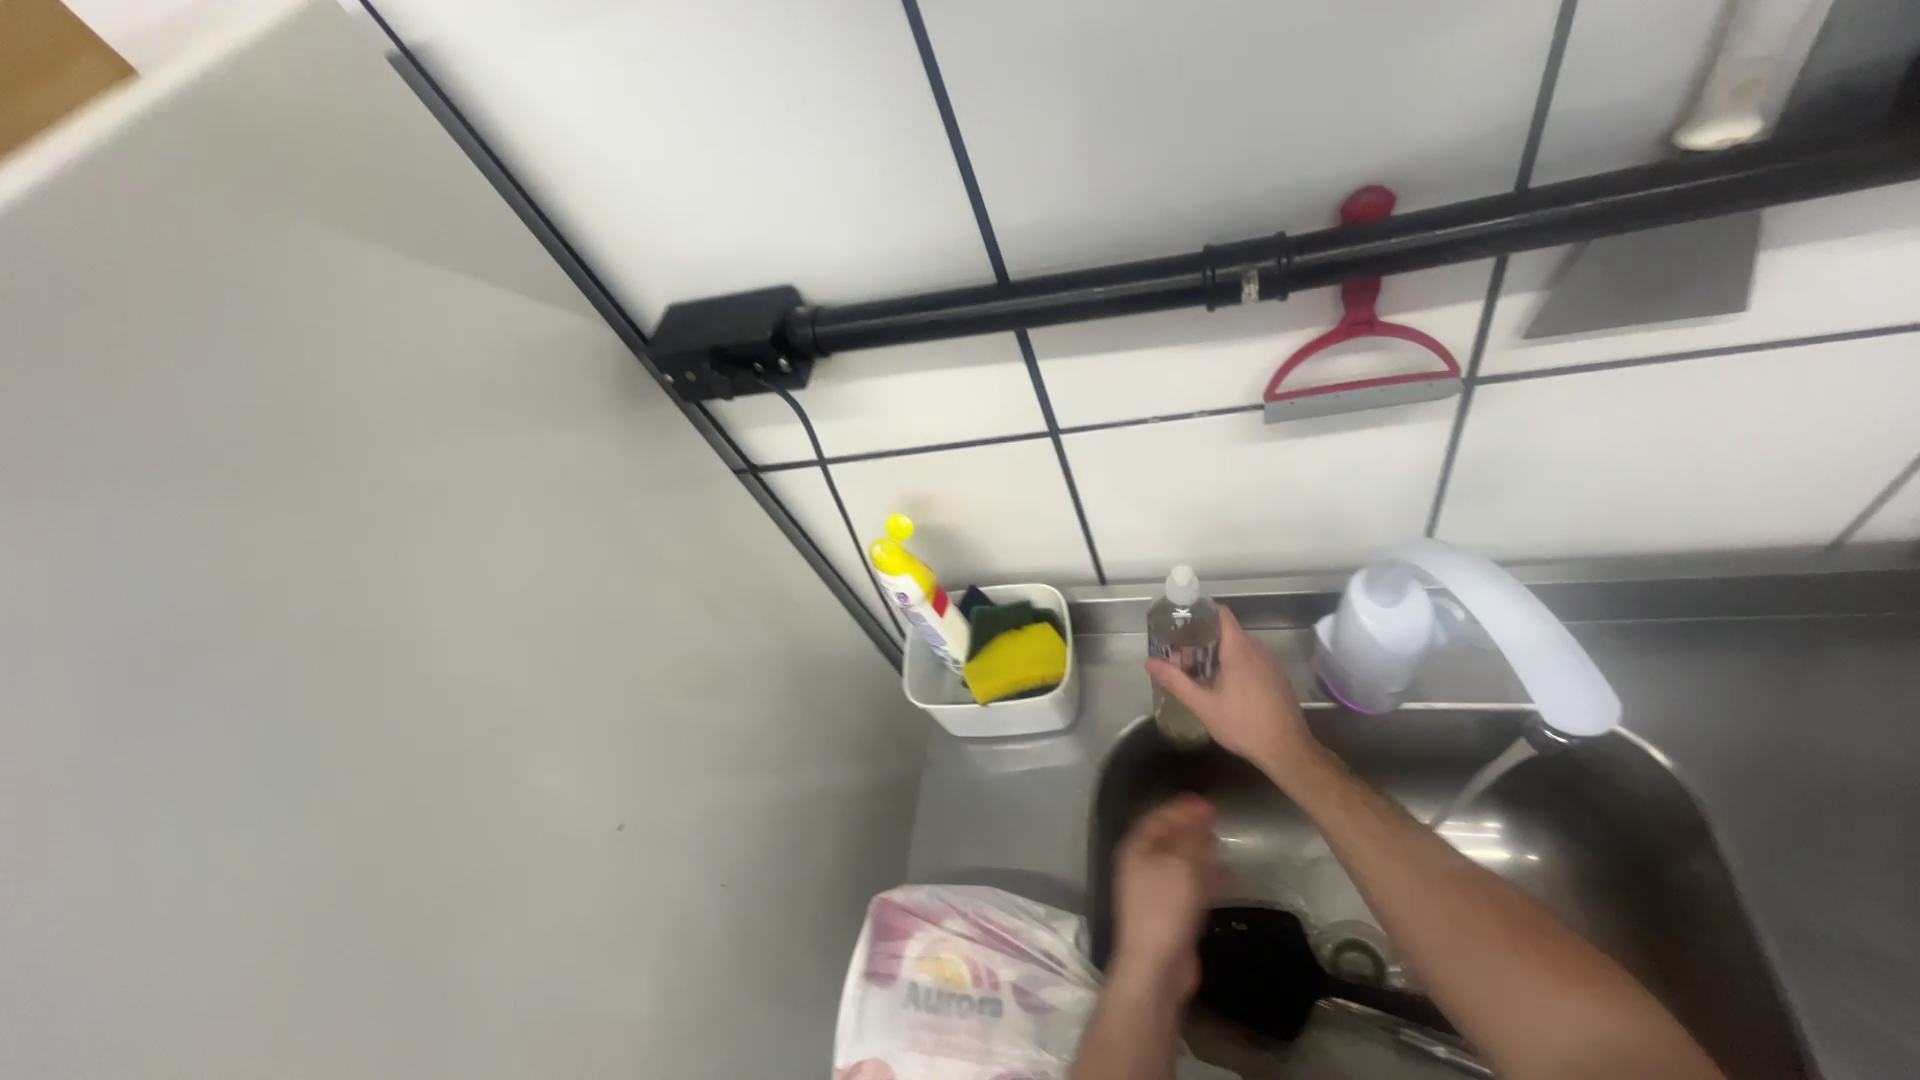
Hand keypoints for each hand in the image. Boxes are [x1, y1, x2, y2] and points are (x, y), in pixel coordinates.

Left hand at [1110, 795, 1224, 999]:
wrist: (1156, 966)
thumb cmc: (1165, 907)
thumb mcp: (1182, 864)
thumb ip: (1193, 836)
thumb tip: (1202, 809)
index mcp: (1137, 848)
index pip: (1158, 818)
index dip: (1180, 808)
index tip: (1205, 802)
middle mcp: (1142, 866)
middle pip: (1168, 839)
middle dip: (1191, 829)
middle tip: (1216, 820)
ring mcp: (1155, 891)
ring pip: (1180, 863)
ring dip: (1200, 853)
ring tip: (1222, 844)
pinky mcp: (1171, 913)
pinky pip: (1189, 886)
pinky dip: (1205, 877)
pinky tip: (1225, 876)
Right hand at [1145, 606, 1317, 774]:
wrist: (1288, 750)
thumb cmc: (1243, 725)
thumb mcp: (1203, 706)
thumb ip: (1176, 681)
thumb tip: (1149, 662)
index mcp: (1240, 650)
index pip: (1221, 614)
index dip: (1201, 612)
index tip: (1181, 620)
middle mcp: (1258, 650)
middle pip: (1227, 631)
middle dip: (1203, 638)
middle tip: (1181, 653)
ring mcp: (1271, 664)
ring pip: (1240, 647)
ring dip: (1219, 653)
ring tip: (1197, 670)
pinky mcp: (1277, 678)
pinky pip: (1252, 660)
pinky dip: (1235, 664)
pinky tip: (1224, 686)